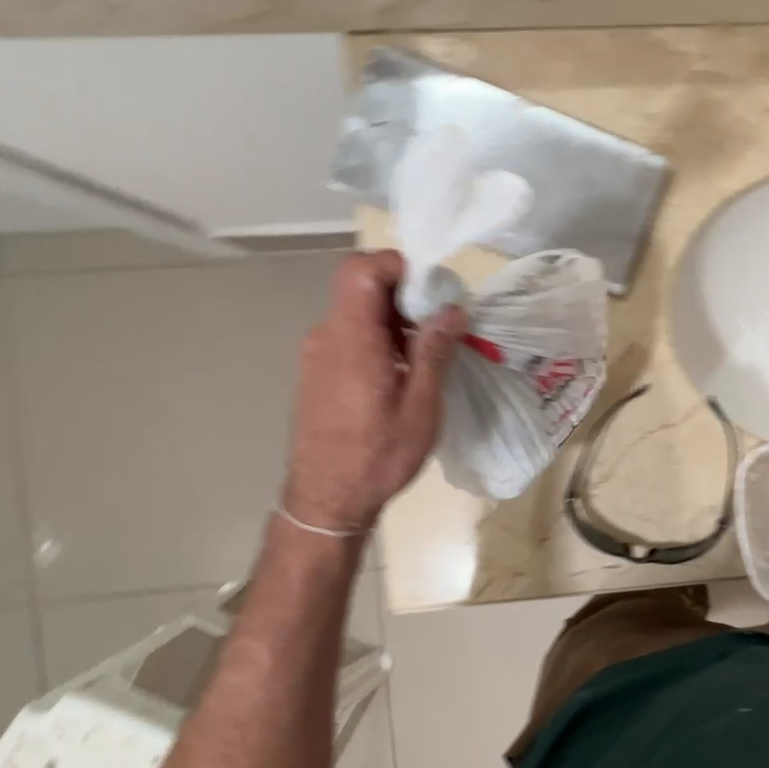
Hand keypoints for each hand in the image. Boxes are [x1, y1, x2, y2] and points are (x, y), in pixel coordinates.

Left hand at [282, 250, 463, 533]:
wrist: (326, 501)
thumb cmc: (378, 456)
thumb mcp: (420, 406)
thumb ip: (433, 351)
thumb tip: (451, 308)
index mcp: (351, 338)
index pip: (361, 269)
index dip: (398, 266)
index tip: (434, 293)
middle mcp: (326, 336)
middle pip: (361, 289)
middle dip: (406, 297)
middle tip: (443, 329)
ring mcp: (317, 354)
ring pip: (359, 315)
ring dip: (395, 323)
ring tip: (428, 359)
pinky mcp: (318, 372)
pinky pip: (351, 338)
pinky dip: (380, 342)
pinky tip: (403, 377)